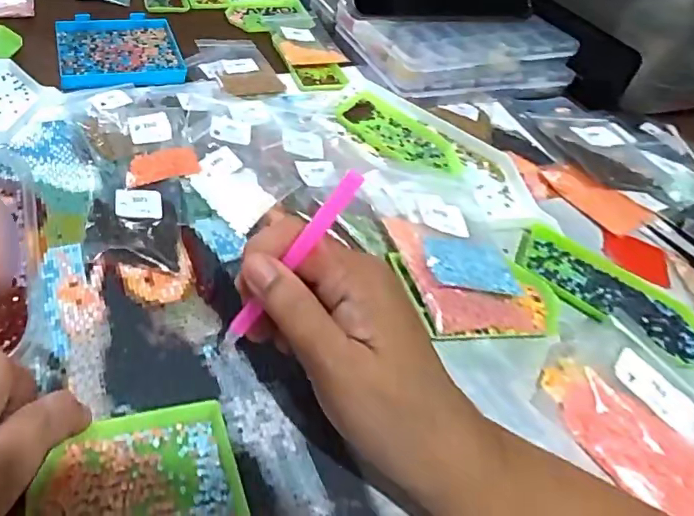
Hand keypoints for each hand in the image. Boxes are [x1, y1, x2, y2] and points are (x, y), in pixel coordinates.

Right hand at [235, 214, 497, 504]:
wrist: (448, 462)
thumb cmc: (390, 414)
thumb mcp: (332, 362)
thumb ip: (291, 306)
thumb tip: (251, 260)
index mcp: (355, 272)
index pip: (292, 232)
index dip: (260, 254)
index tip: (246, 300)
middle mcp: (356, 270)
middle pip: (292, 251)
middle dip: (263, 281)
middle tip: (255, 328)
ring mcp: (358, 291)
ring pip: (297, 274)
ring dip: (274, 301)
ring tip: (269, 342)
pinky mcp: (356, 313)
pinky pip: (311, 295)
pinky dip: (290, 314)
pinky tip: (287, 345)